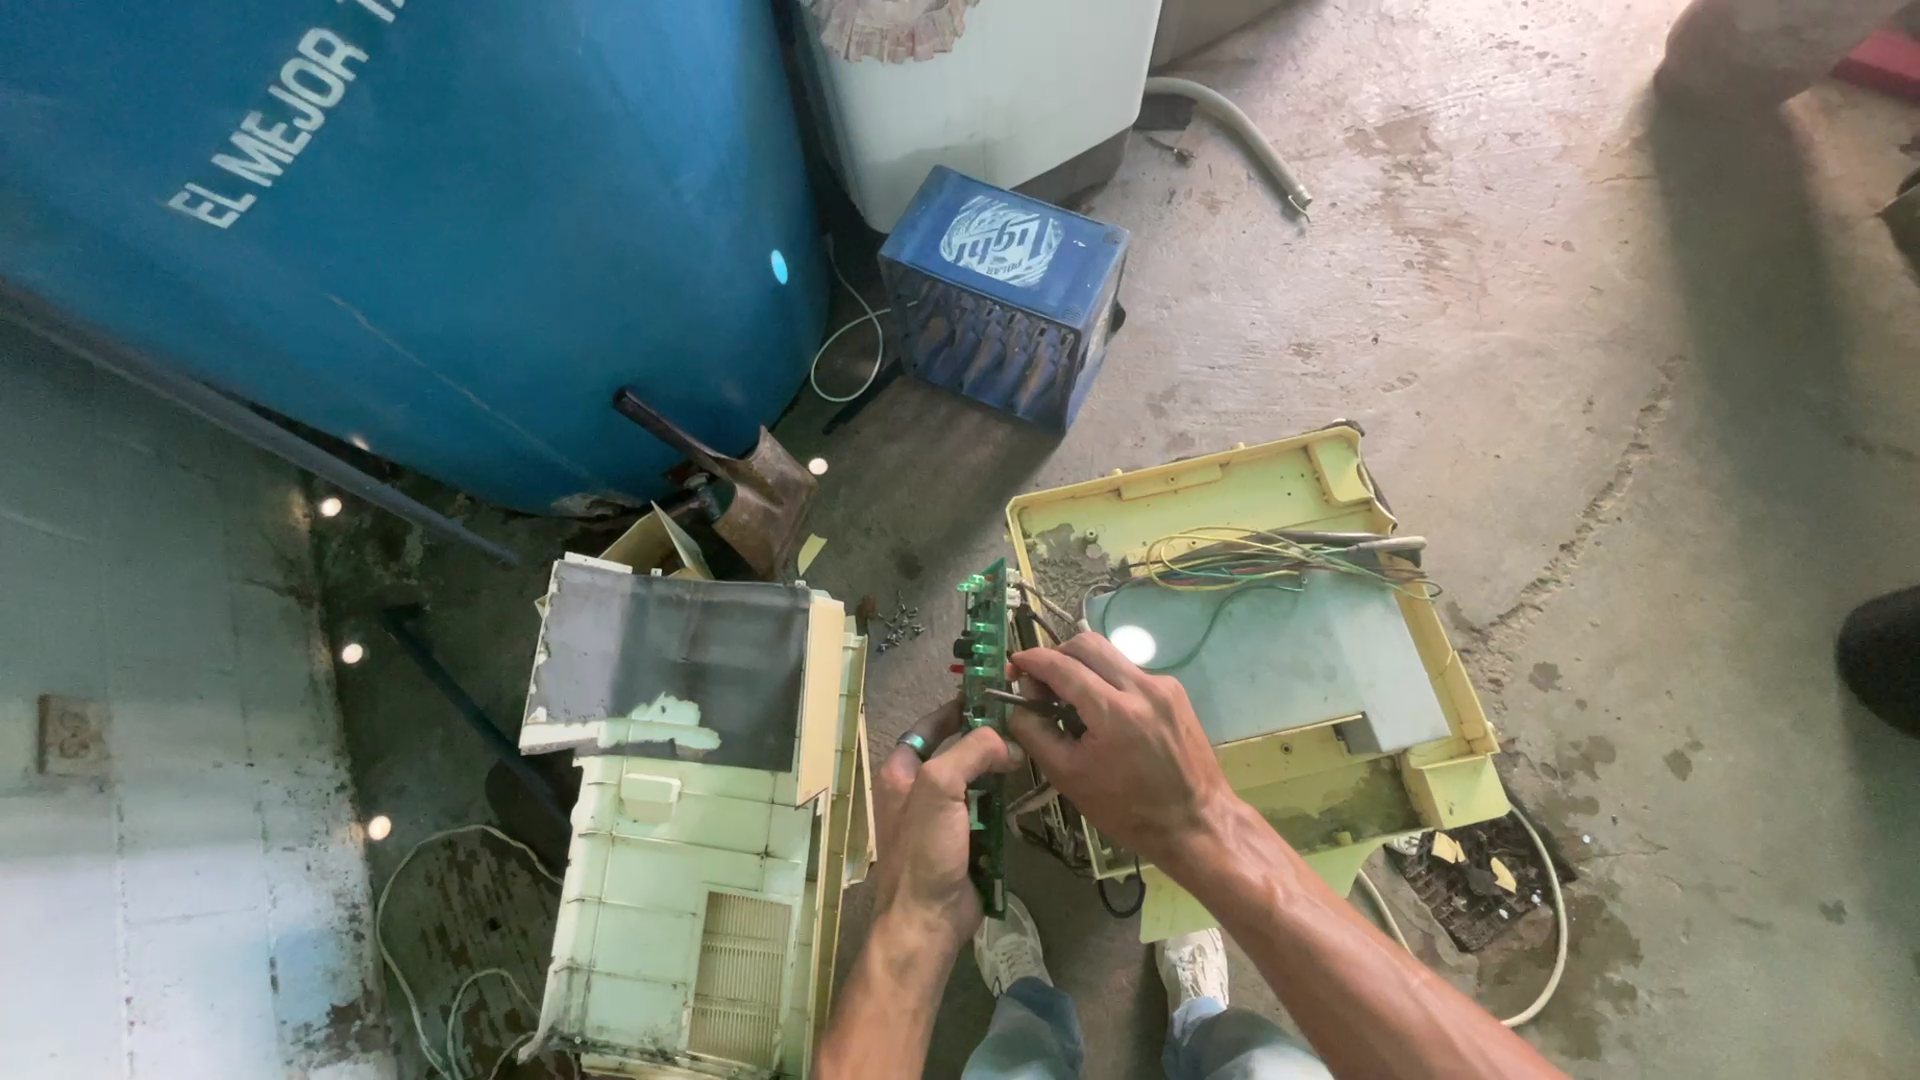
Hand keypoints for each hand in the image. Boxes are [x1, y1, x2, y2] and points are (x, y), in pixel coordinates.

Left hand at [872, 698, 1013, 954]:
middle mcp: (917, 789)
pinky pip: (985, 808)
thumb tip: (1006, 745)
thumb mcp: (940, 786)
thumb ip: (971, 751)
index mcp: (900, 771)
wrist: (928, 919)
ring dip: (996, 771)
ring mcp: (940, 816)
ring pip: (974, 779)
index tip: (989, 697)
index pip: (929, 725)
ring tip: (1025, 756)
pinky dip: (1001, 800)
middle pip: (956, 751)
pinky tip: (1021, 791)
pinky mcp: (962, 839)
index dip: (957, 709)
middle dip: (984, 741)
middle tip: (1018, 728)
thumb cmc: (925, 849)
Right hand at [1007, 633, 1239, 879]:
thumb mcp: (1068, 776)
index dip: (1031, 660)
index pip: (1061, 665)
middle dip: (1057, 655)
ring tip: (1071, 700)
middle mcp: (1141, 687)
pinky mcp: (1175, 691)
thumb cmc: (1127, 809)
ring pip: (1110, 655)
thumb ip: (1035, 732)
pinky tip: (1104, 714)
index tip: (1015, 665)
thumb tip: (1020, 705)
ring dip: (1082, 667)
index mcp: (1113, 711)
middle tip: (1042, 682)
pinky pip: (1130, 672)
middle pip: (1087, 643)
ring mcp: (1163, 685)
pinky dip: (1108, 682)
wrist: (1196, 824)